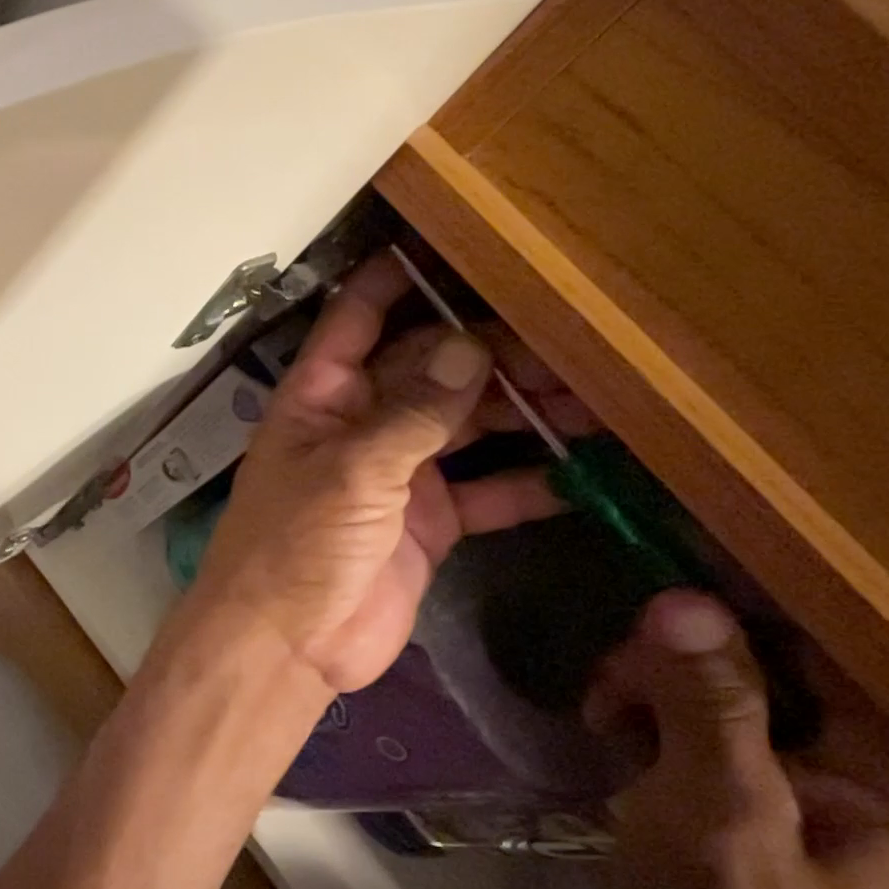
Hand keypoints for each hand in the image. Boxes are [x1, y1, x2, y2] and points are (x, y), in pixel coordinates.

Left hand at [180, 251, 582, 691]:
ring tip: (601, 393)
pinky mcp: (428, 523)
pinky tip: (588, 469)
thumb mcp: (349, 472)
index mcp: (320, 398)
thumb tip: (466, 346)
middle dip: (491, 352)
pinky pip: (487, 489)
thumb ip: (410, 414)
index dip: (395, 281)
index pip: (356, 321)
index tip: (455, 245)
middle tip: (574, 339)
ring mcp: (396, 474)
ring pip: (466, 425)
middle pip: (429, 370)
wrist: (286, 644)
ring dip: (525, 410)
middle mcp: (359, 425)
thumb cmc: (295, 547)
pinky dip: (530, 481)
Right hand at [585, 590, 888, 888]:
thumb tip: (680, 598)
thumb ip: (708, 705)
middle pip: (766, 666)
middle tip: (613, 680)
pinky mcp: (728, 786)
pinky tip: (608, 724)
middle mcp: (854, 768)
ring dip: (646, 683)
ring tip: (601, 709)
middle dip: (675, 660)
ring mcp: (788, 777)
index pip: (832, 654)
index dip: (755, 612)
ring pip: (716, 686)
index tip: (669, 582)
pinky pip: (688, 717)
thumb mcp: (720, 808)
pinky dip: (640, 710)